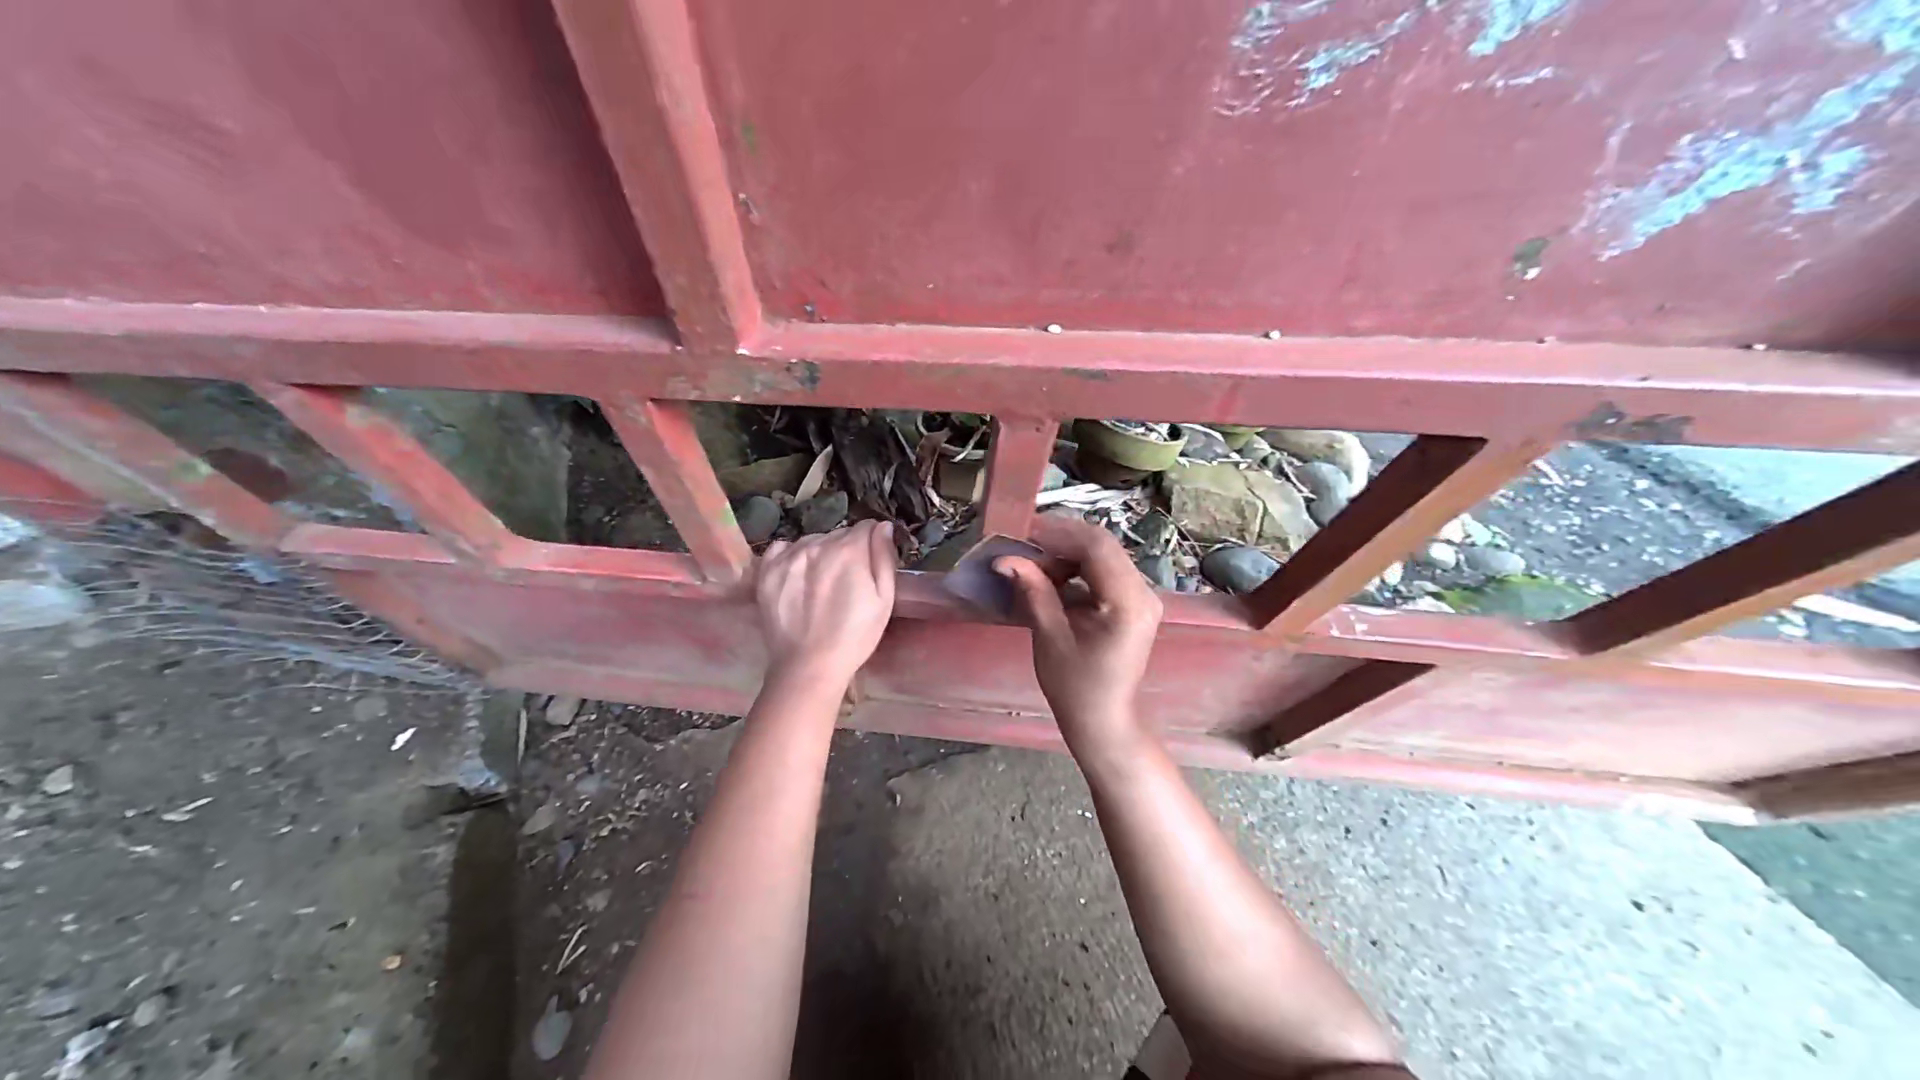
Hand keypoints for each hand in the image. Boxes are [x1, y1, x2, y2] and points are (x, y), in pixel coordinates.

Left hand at [757, 520, 897, 687]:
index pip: (866, 528)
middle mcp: (817, 544)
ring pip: (812, 541)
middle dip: (847, 550)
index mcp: (849, 550)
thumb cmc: (855, 636)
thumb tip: (883, 526)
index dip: (871, 544)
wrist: (809, 665)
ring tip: (821, 584)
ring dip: (821, 554)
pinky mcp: (767, 570)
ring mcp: (789, 556)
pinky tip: (799, 577)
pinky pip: (783, 548)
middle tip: (847, 581)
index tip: (869, 565)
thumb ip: (884, 557)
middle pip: (839, 534)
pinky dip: (793, 556)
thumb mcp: (884, 599)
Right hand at [993, 514, 1162, 762]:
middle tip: (1023, 544)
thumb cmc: (1075, 687)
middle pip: (1103, 545)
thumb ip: (1034, 592)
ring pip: (1104, 553)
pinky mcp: (1134, 601)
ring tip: (1034, 561)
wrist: (1104, 719)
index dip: (1058, 533)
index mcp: (1127, 604)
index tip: (1022, 532)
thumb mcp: (1049, 638)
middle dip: (1060, 539)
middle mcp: (1143, 593)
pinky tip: (1052, 575)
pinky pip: (1106, 569)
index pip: (1097, 548)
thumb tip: (1006, 558)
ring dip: (1067, 551)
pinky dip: (1077, 566)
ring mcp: (1143, 596)